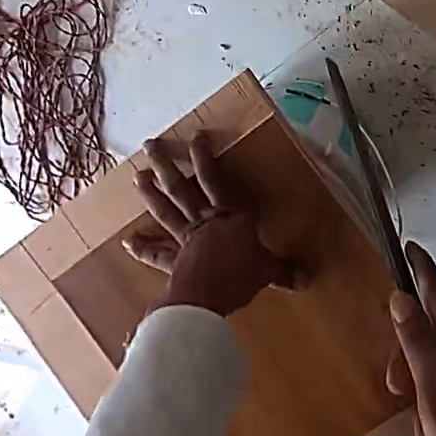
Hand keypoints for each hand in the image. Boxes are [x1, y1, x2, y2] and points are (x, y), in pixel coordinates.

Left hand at [124, 133, 300, 316]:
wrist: (206, 298)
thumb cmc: (238, 275)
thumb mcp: (267, 271)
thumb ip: (284, 271)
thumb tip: (308, 278)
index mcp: (227, 215)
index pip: (214, 178)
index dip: (204, 156)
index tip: (195, 136)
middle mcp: (202, 220)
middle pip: (180, 187)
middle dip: (165, 164)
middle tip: (150, 145)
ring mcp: (183, 239)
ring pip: (164, 210)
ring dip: (150, 194)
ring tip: (137, 176)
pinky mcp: (173, 262)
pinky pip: (156, 253)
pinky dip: (143, 248)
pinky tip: (128, 241)